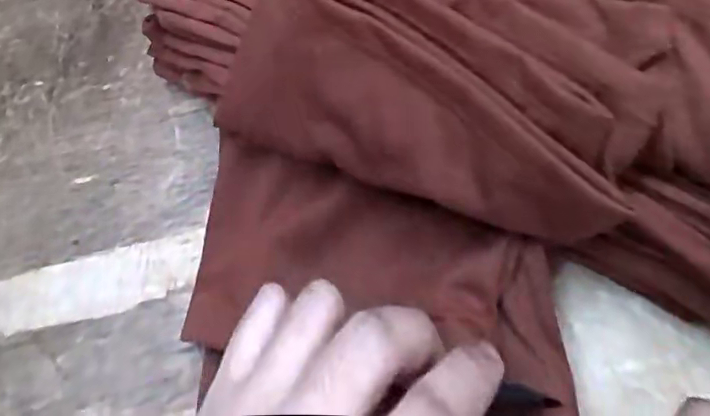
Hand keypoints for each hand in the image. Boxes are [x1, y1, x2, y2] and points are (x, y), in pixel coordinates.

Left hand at [200, 280, 504, 415]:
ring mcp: (256, 395)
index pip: (431, 410)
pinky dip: (289, 316)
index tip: (486, 357)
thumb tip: (452, 408)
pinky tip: (301, 348)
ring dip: (350, 320)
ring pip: (317, 304)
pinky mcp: (222, 383)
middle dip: (415, 332)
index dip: (470, 376)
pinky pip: (265, 308)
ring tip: (358, 352)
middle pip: (374, 337)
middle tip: (428, 357)